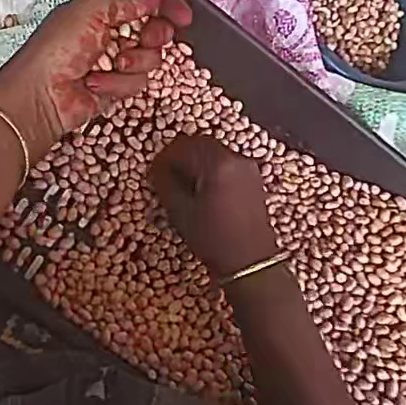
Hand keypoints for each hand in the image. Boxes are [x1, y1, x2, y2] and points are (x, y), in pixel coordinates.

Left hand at [0, 0, 192, 150]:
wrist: (42, 94)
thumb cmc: (57, 49)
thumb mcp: (92, 10)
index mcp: (104, 9)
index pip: (145, 3)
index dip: (167, 7)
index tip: (184, 16)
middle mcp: (112, 35)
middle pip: (156, 31)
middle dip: (154, 36)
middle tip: (144, 39)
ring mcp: (116, 63)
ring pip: (151, 60)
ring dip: (133, 62)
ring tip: (110, 64)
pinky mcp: (116, 88)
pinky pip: (138, 83)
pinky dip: (119, 84)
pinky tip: (96, 83)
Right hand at [150, 134, 279, 277]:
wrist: (250, 261)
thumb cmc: (212, 238)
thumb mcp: (181, 212)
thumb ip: (166, 184)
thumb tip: (158, 169)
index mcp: (217, 164)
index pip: (182, 147)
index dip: (163, 158)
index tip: (153, 174)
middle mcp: (235, 158)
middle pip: (199, 143)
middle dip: (179, 155)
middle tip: (163, 175)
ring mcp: (247, 168)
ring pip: (213, 151)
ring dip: (194, 160)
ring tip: (181, 183)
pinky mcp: (252, 178)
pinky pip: (225, 163)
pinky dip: (209, 168)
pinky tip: (201, 189)